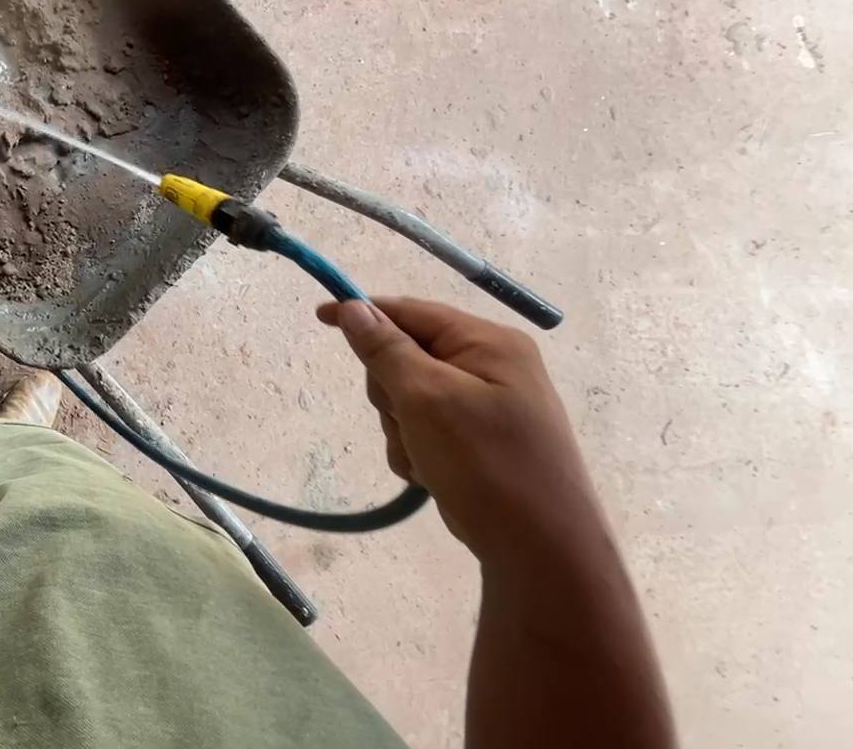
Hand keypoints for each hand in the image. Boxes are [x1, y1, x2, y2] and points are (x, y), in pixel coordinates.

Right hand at [317, 298, 605, 562]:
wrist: (539, 551)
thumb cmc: (486, 463)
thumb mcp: (426, 398)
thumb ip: (385, 349)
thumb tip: (352, 308)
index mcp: (488, 344)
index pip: (410, 311)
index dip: (363, 313)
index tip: (320, 318)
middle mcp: (489, 367)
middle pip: (402, 354)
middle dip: (389, 388)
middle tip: (404, 417)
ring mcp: (482, 404)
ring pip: (404, 394)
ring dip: (399, 425)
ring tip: (423, 454)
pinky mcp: (472, 437)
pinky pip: (418, 425)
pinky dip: (412, 446)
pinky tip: (430, 471)